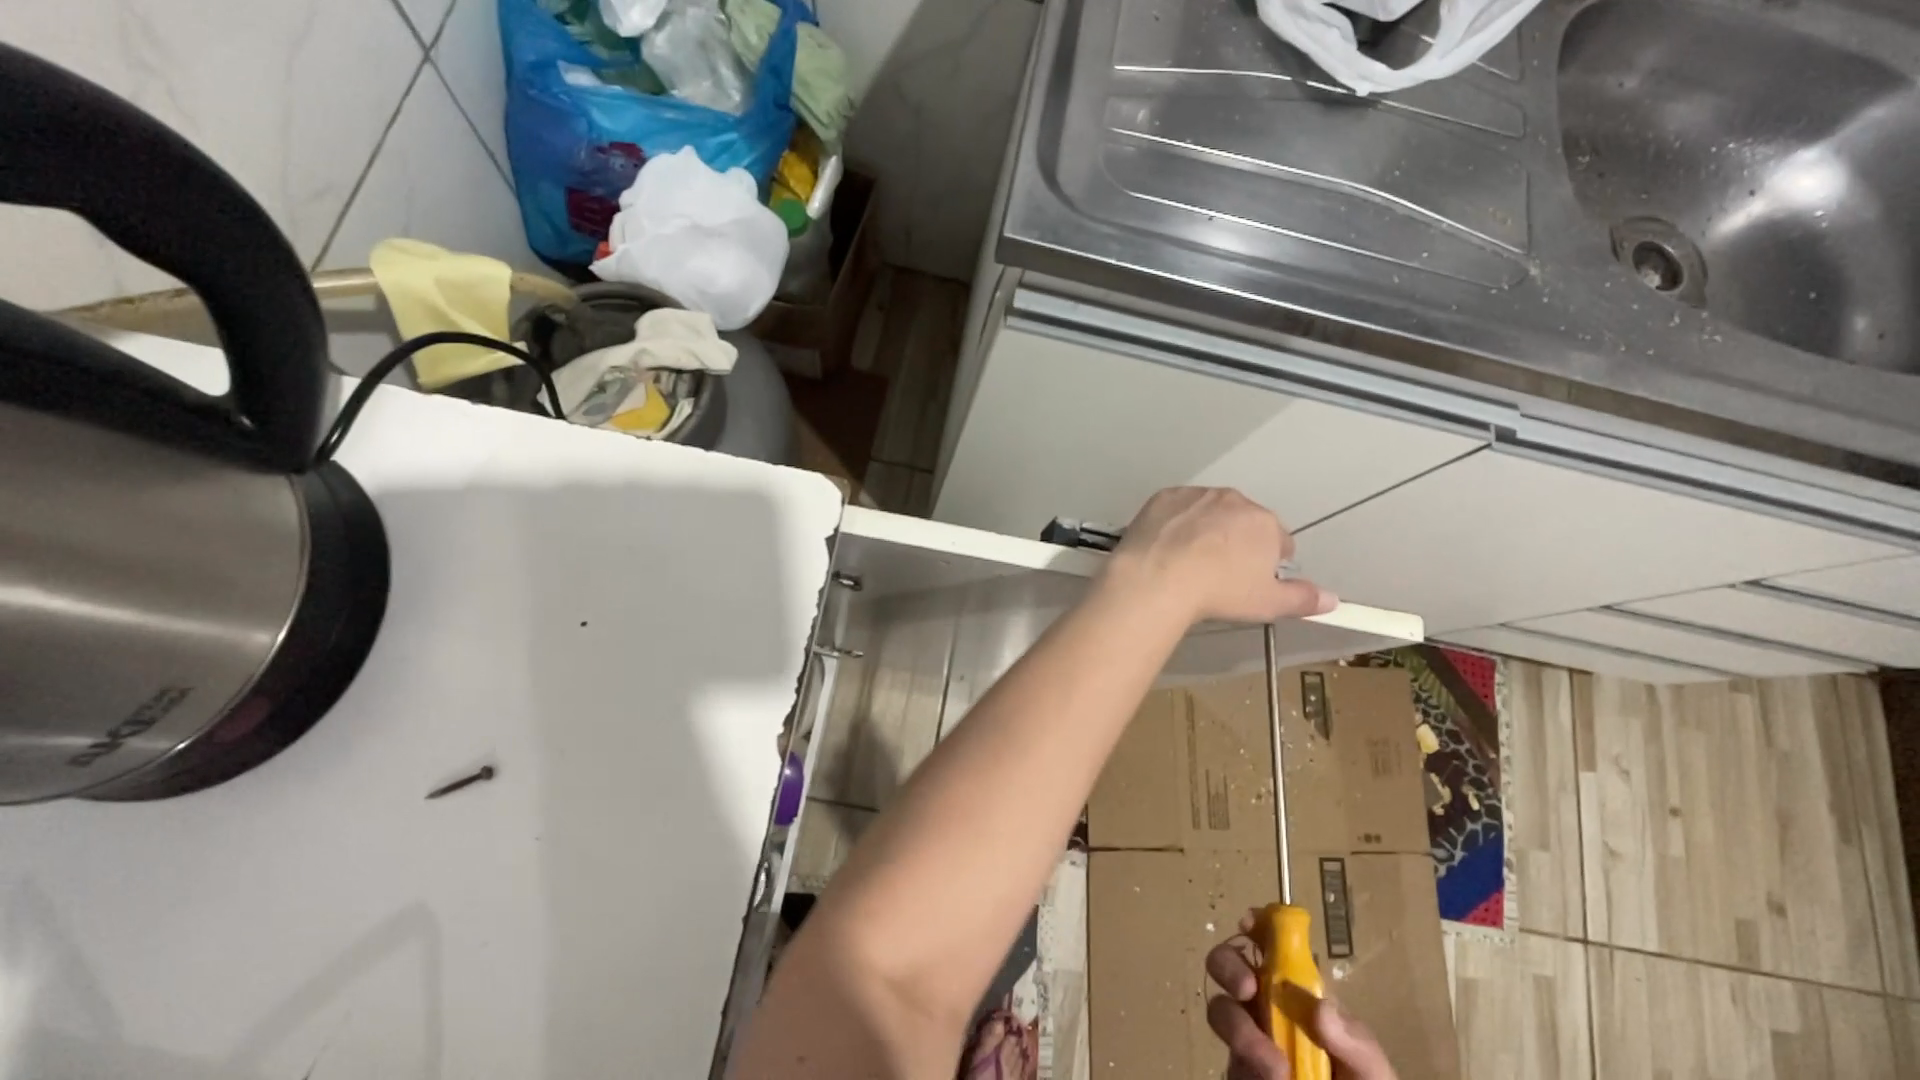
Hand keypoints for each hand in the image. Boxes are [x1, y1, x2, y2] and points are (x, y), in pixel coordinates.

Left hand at [1105, 487, 1335, 627]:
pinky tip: (1166, 548)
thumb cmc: (1218, 591)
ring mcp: (1196, 495)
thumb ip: (1303, 599)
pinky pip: (1176, 509)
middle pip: (1243, 522)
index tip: (1251, 581)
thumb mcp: (1268, 603)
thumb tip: (1331, 599)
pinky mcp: (1164, 498)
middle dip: (1237, 542)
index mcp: (1264, 523)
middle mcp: (1233, 500)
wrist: (1159, 578)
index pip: (1279, 540)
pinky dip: (1174, 524)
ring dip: (1206, 529)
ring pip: (1209, 512)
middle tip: (1219, 574)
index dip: (1268, 563)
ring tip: (1190, 562)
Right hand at [1203, 912, 1396, 1079]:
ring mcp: (1248, 1036)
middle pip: (1229, 963)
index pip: (1273, 944)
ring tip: (1276, 1071)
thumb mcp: (1371, 1068)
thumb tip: (1319, 1006)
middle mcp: (1267, 1005)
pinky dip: (1244, 1064)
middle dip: (1229, 966)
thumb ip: (1351, 1040)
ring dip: (1237, 1029)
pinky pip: (1226, 1056)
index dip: (1257, 925)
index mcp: (1300, 992)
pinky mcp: (1238, 1068)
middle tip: (1246, 989)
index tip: (1249, 924)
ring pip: (1220, 1009)